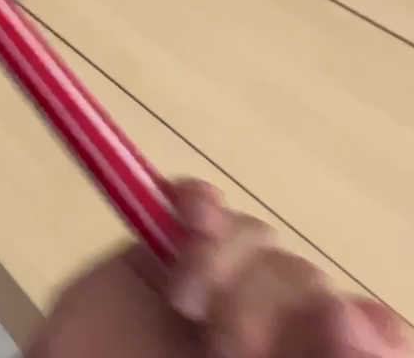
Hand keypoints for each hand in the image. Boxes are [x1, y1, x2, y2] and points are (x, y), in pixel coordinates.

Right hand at [34, 179, 406, 357]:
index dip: (356, 331)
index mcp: (318, 353)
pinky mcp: (160, 245)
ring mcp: (220, 280)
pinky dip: (198, 201)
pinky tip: (189, 223)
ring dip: (219, 267)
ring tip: (184, 309)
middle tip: (220, 349)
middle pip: (307, 280)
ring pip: (258, 238)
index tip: (316, 344)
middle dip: (262, 311)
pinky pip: (198, 199)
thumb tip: (350, 310)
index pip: (380, 329)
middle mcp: (285, 322)